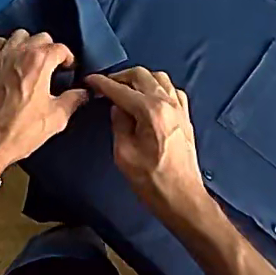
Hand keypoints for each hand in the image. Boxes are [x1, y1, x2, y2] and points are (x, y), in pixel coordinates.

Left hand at [0, 30, 88, 173]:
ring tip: (32, 59)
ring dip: (28, 43)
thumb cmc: (21, 130)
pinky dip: (2, 45)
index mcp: (40, 62)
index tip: (69, 68)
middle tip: (53, 66)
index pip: (60, 48)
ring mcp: (1, 57)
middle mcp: (20, 53)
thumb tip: (83, 93)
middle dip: (50, 49)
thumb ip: (73, 100)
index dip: (68, 58)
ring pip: (19, 35)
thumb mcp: (56, 118)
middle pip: (41, 37)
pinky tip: (7, 57)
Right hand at [87, 67, 212, 224]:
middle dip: (120, 77)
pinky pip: (171, 90)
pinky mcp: (185, 116)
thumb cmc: (152, 181)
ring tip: (126, 89)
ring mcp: (179, 108)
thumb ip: (118, 123)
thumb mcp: (124, 154)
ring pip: (158, 77)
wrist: (183, 199)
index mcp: (151, 111)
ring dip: (139, 79)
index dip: (102, 83)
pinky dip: (157, 87)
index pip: (121, 89)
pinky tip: (149, 97)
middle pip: (141, 75)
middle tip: (106, 85)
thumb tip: (116, 107)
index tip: (90, 80)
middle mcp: (168, 103)